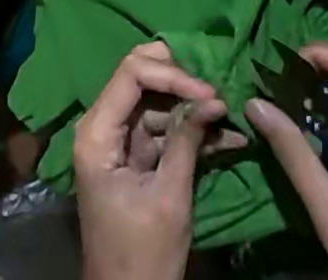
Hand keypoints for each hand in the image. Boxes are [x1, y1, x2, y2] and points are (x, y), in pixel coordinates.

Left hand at [74, 42, 246, 279]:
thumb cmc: (142, 254)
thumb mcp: (169, 195)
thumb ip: (187, 139)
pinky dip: (194, 126)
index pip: (132, 73)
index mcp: (97, 133)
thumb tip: (215, 98)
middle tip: (215, 90)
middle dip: (181, 77)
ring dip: (193, 104)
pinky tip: (227, 133)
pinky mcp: (139, 152)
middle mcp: (103, 124)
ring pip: (158, 96)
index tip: (209, 92)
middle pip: (141, 73)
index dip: (172, 74)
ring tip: (230, 113)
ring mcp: (121, 137)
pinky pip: (167, 123)